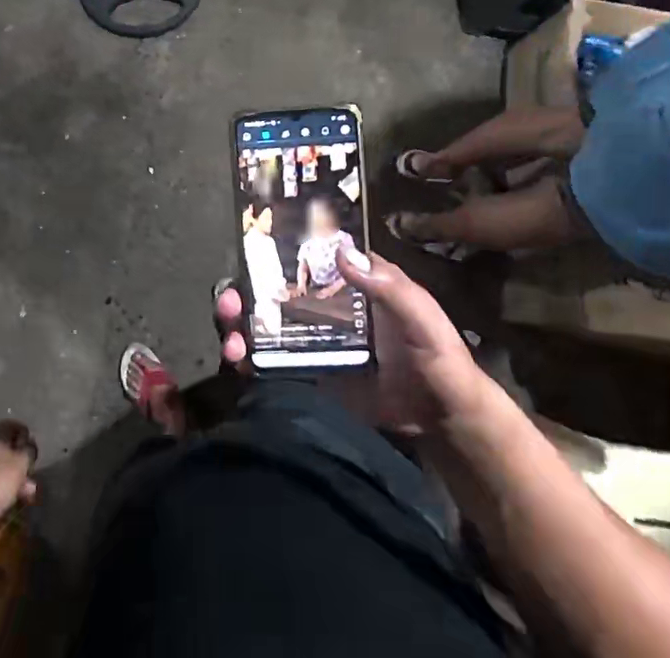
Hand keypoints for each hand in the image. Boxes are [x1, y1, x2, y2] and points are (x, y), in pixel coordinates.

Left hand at [0, 421, 37, 536]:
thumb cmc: (0, 481)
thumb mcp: (23, 461)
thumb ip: (29, 449)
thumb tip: (28, 444)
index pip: (11, 426)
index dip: (24, 433)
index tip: (33, 446)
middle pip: (6, 447)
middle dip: (22, 458)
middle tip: (32, 468)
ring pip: (2, 465)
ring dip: (17, 475)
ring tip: (29, 490)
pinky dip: (7, 485)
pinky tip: (18, 496)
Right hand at [216, 252, 489, 433]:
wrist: (441, 418)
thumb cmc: (439, 356)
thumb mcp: (421, 315)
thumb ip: (388, 286)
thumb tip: (341, 251)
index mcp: (354, 286)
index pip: (311, 260)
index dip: (279, 253)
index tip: (250, 251)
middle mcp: (328, 310)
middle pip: (278, 293)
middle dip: (246, 292)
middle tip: (228, 299)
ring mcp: (317, 344)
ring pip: (268, 328)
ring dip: (240, 327)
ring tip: (230, 337)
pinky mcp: (312, 378)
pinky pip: (274, 366)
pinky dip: (250, 362)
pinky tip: (237, 362)